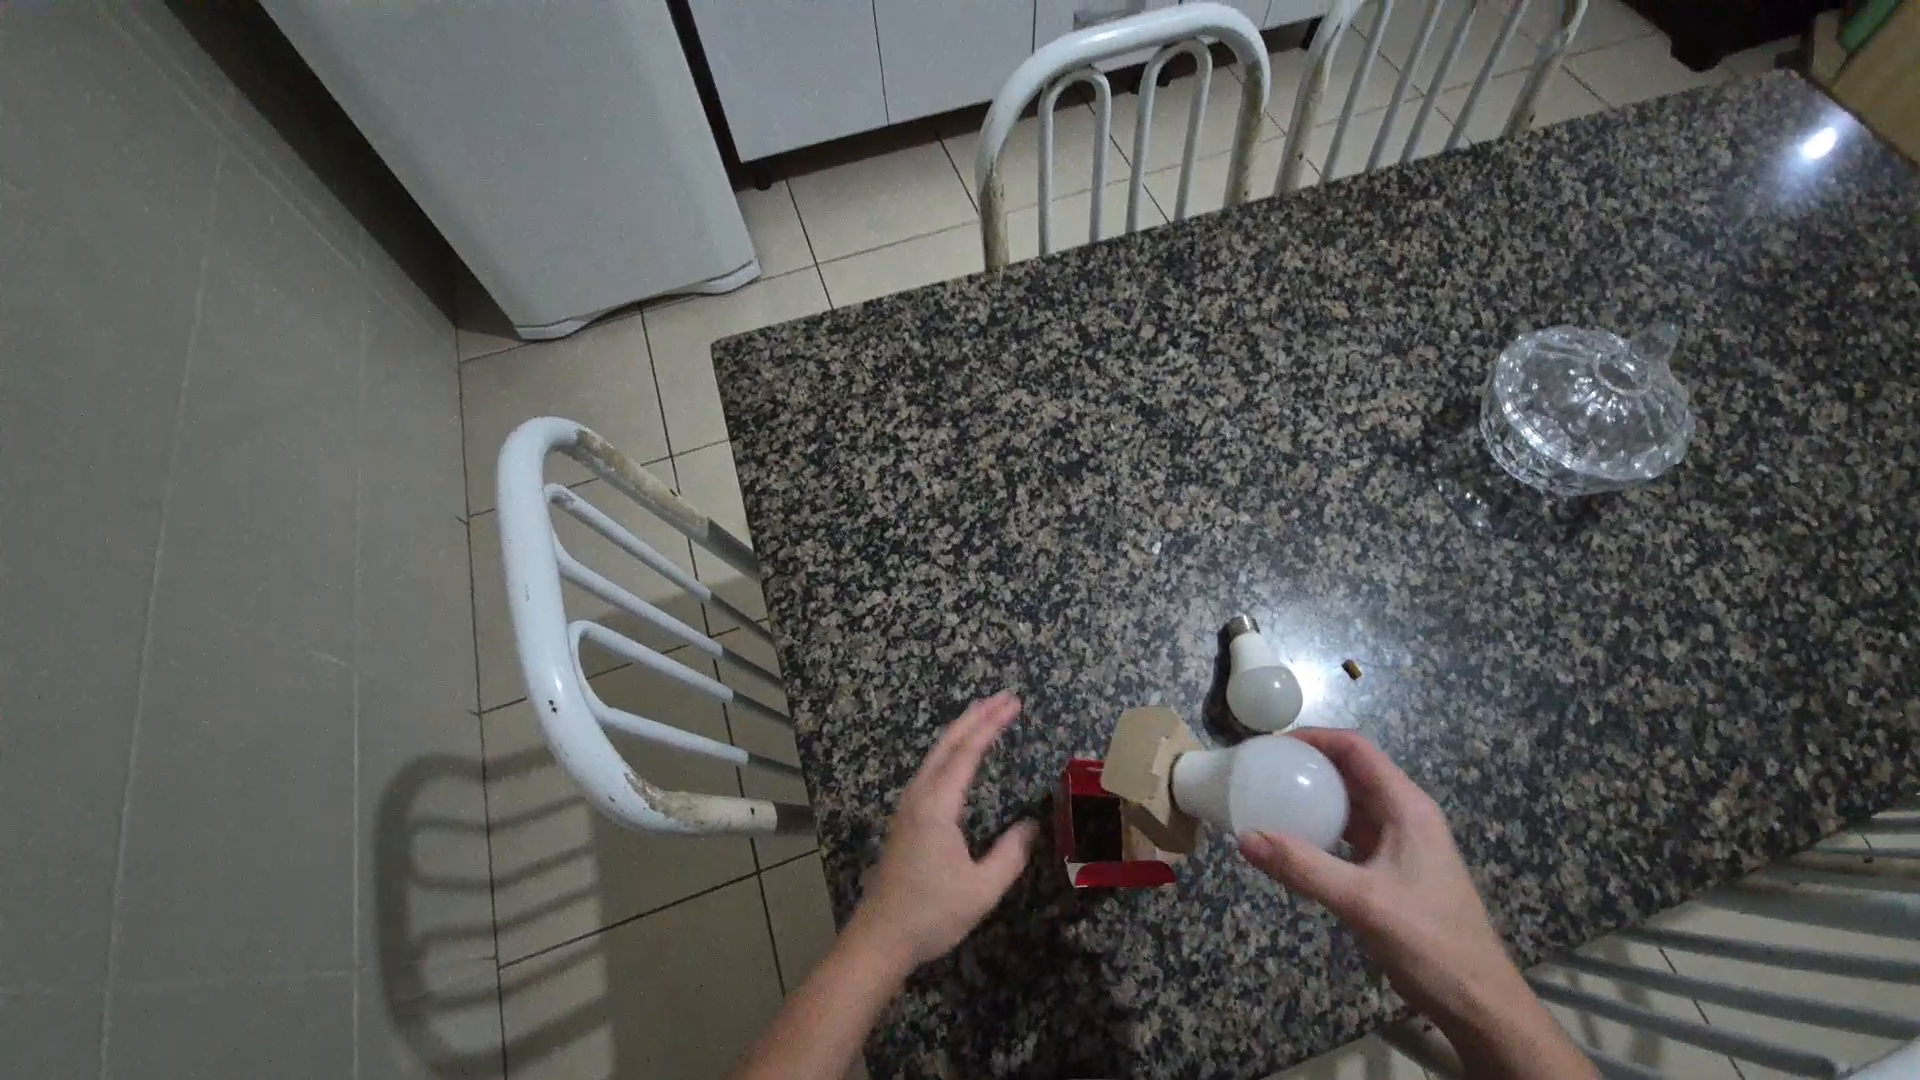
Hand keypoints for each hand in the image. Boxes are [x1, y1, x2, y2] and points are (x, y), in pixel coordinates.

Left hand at [845, 692, 1039, 970]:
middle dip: (977, 716)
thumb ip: (1011, 854)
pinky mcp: (905, 818)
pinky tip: (959, 754)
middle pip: (948, 743)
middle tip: (1005, 697)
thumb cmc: (932, 914)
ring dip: (961, 730)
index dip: (992, 724)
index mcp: (937, 806)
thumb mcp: (982, 890)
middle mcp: (919, 796)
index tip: (1014, 703)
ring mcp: (908, 806)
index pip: (967, 752)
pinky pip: (931, 769)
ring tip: (986, 713)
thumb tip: (1032, 824)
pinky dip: (951, 750)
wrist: (880, 938)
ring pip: (935, 754)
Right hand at [1236, 729, 1520, 1026]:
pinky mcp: (1391, 868)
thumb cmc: (1430, 941)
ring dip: (1312, 796)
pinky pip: (1349, 833)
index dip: (1315, 737)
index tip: (1272, 746)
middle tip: (1261, 770)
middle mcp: (1404, 815)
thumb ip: (1303, 867)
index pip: (1357, 749)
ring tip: (1269, 798)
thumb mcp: (1363, 901)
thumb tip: (1244, 837)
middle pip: (1351, 771)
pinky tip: (1292, 841)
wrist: (1478, 1002)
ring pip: (1349, 802)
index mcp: (1407, 807)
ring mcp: (1400, 842)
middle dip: (1307, 765)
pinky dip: (1319, 828)